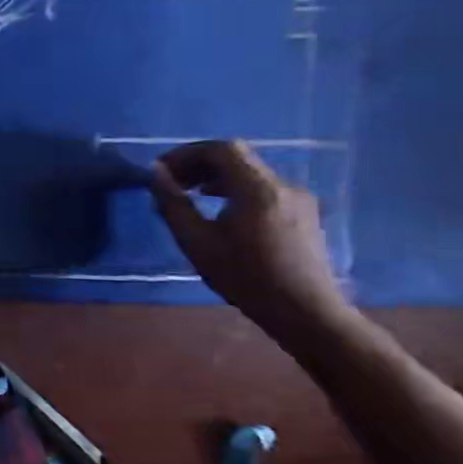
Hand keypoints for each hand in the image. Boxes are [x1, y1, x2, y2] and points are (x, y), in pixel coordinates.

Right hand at [147, 140, 353, 334]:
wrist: (307, 314)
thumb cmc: (247, 280)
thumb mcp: (198, 244)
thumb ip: (173, 205)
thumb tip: (155, 174)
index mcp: (258, 188)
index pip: (220, 149)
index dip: (186, 153)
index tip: (162, 171)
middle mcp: (282, 184)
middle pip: (237, 157)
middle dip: (199, 164)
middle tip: (172, 183)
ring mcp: (298, 198)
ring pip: (250, 173)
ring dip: (217, 177)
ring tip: (192, 195)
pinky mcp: (304, 213)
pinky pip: (264, 188)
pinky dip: (236, 189)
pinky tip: (223, 211)